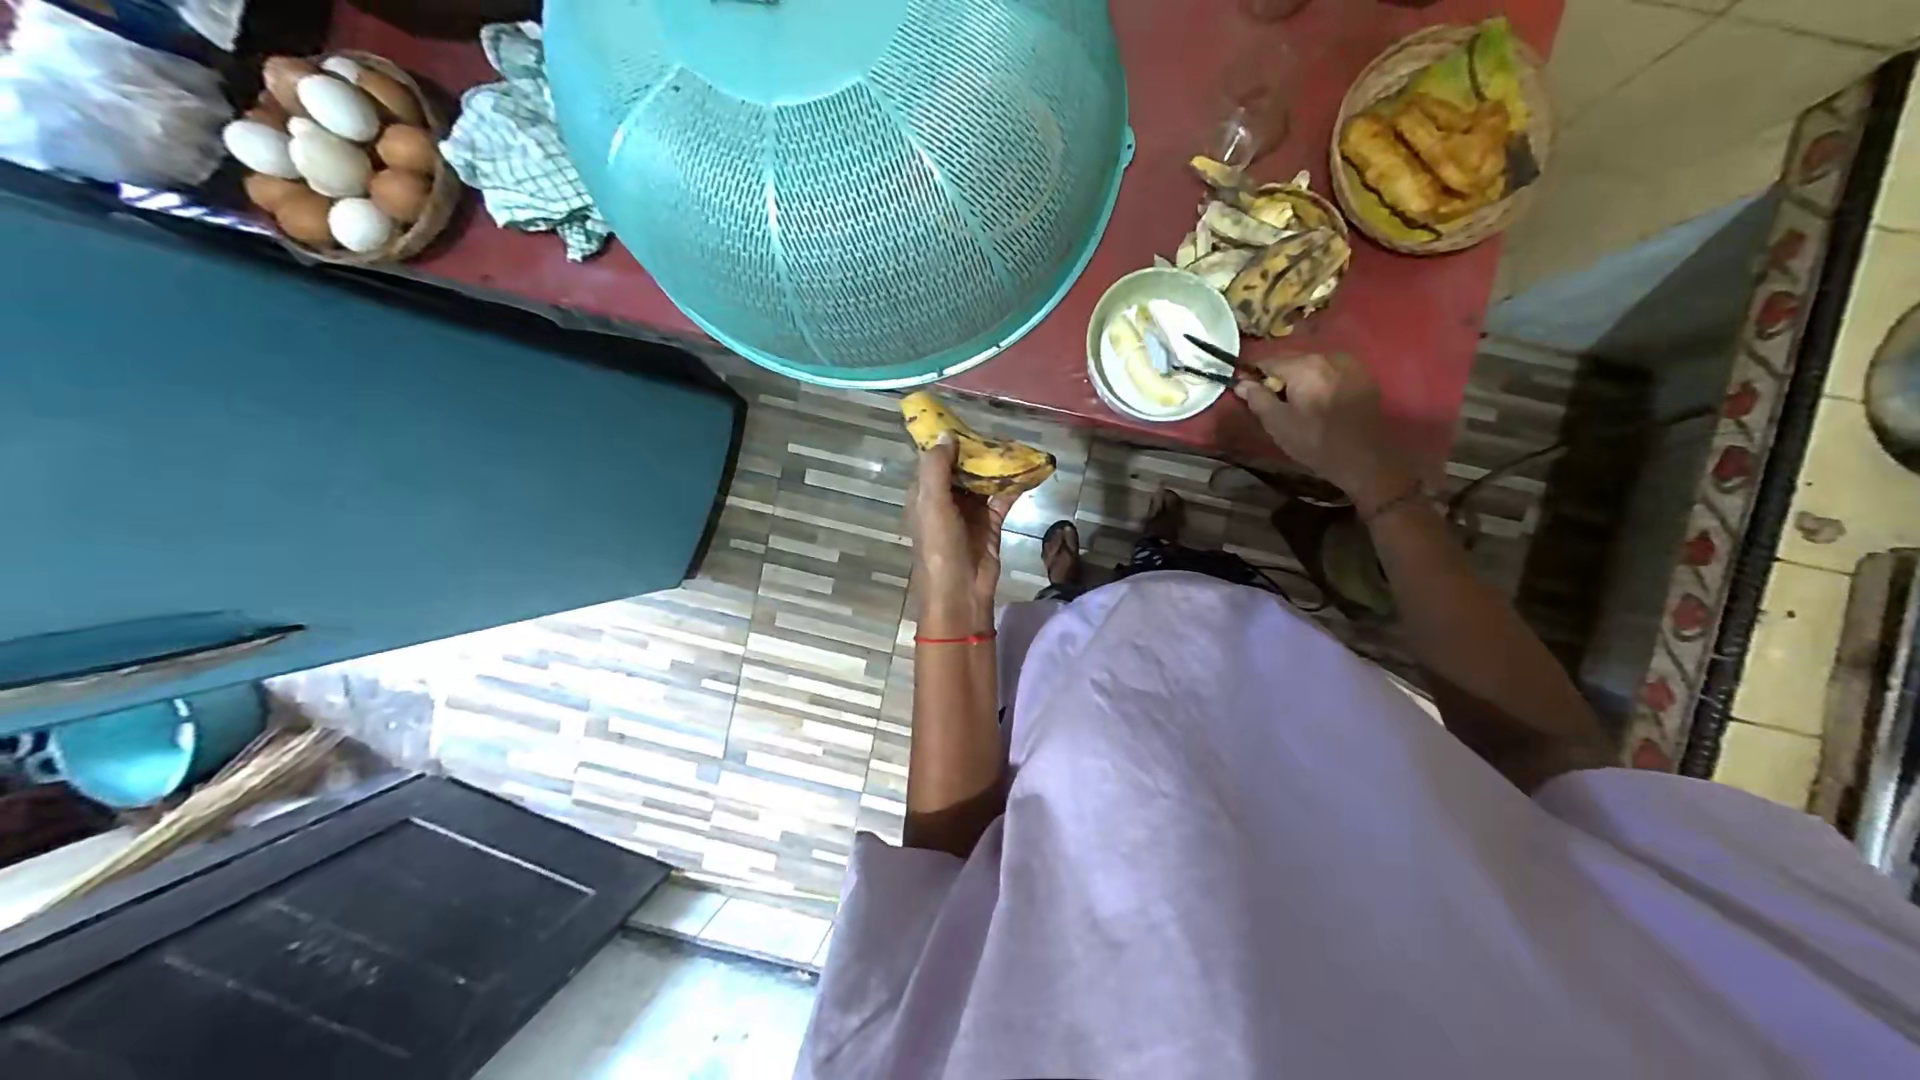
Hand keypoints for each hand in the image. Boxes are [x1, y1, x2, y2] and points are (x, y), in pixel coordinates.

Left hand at [906, 438, 1017, 635]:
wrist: (960, 592)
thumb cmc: (939, 547)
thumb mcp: (931, 504)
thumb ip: (937, 468)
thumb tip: (947, 435)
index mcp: (924, 494)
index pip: (934, 459)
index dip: (947, 441)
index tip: (966, 420)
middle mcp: (945, 499)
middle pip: (961, 467)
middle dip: (978, 450)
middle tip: (1000, 430)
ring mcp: (969, 511)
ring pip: (983, 480)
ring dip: (998, 465)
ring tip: (1018, 444)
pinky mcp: (990, 523)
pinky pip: (1002, 498)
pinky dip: (1014, 485)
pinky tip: (1029, 470)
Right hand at [1233, 353, 1416, 514]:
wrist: (1365, 457)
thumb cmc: (1315, 441)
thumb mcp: (1277, 423)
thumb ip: (1257, 398)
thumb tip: (1241, 383)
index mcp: (1303, 366)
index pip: (1267, 360)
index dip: (1252, 374)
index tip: (1244, 389)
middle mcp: (1327, 356)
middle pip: (1291, 359)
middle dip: (1276, 375)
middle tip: (1269, 399)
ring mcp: (1348, 363)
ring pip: (1311, 364)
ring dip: (1298, 377)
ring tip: (1294, 401)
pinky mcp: (1362, 374)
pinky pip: (1330, 370)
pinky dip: (1318, 380)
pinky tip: (1317, 399)